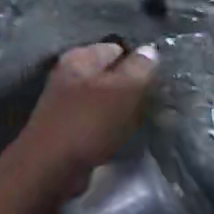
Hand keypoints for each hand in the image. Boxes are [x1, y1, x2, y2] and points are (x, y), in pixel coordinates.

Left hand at [9, 41, 156, 189]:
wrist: (52, 164)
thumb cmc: (88, 122)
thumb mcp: (122, 91)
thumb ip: (138, 68)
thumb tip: (150, 50)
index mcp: (79, 58)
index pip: (117, 49)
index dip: (140, 62)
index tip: (161, 81)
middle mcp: (70, 74)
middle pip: (112, 74)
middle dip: (134, 88)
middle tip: (158, 104)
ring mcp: (68, 100)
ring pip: (107, 97)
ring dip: (126, 109)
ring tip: (148, 120)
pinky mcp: (71, 124)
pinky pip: (100, 118)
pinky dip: (114, 125)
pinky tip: (127, 135)